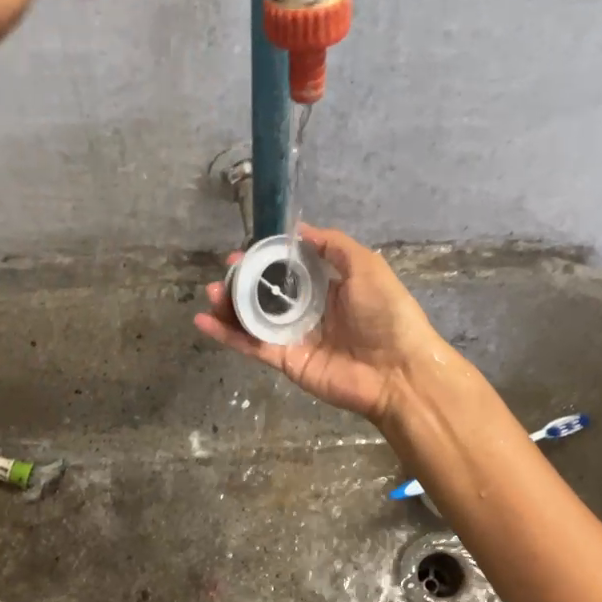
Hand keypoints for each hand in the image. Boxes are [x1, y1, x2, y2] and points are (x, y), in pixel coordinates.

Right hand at [194, 226, 450, 422]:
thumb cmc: (386, 314)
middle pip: (266, 294)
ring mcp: (294, 338)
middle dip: (243, 281)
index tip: (248, 248)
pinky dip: (226, 335)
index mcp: (329, 287)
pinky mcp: (285, 361)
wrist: (397, 371)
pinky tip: (204, 321)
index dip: (268, 258)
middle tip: (225, 270)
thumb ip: (333, 245)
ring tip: (211, 292)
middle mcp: (309, 311)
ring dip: (229, 306)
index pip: (290, 269)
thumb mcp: (366, 266)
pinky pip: (251, 345)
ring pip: (253, 319)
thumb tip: (298, 230)